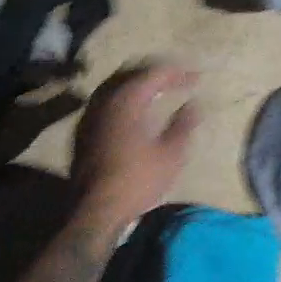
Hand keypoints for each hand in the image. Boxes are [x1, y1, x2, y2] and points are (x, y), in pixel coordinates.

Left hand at [71, 63, 198, 229]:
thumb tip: (194, 104)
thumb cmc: (138, 181)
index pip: (154, 73)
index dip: (178, 72)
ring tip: (158, 92)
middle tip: (178, 80)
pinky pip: (106, 101)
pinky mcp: (83, 130)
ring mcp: (90, 114)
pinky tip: (135, 112)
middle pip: (132, 73)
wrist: (96, 208)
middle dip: (157, 73)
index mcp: (127, 101)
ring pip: (116, 86)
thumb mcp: (172, 154)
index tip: (197, 78)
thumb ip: (184, 124)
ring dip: (138, 84)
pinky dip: (124, 98)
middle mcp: (105, 100)